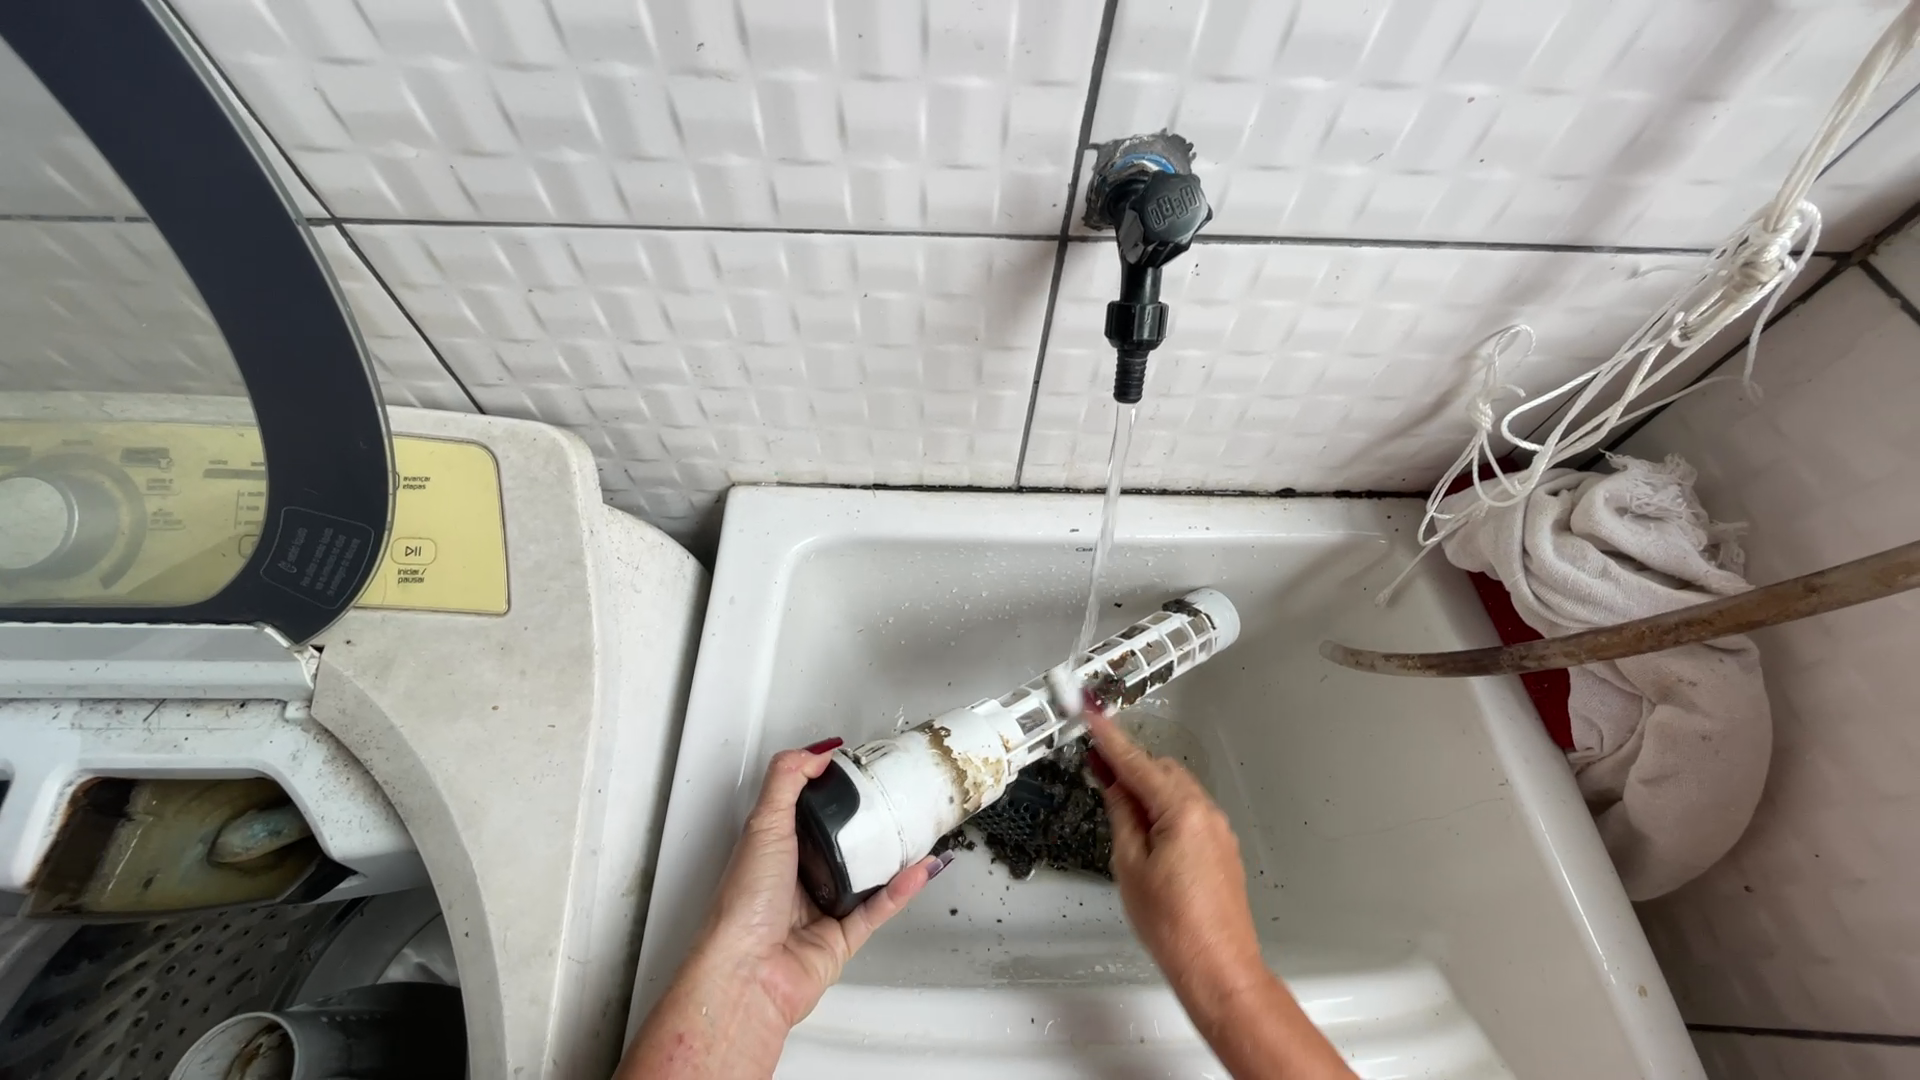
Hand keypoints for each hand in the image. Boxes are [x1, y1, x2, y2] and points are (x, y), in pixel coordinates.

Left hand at [698, 743, 943, 1023]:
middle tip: (897, 796)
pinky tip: (921, 867)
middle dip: (869, 821)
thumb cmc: (743, 906)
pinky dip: (903, 888)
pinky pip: (880, 907)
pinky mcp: (842, 936)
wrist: (748, 974)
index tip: (857, 765)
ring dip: (894, 854)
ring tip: (917, 829)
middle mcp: (798, 875)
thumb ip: (788, 778)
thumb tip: (818, 751)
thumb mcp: (763, 822)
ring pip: (867, 874)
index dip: (830, 785)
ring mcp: (821, 906)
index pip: (807, 805)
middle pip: (841, 839)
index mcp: (775, 847)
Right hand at [1088, 712, 1262, 1001]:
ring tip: (1117, 803)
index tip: (1092, 716)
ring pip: (1176, 790)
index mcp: (1181, 811)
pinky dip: (1164, 807)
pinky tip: (1146, 826)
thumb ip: (1121, 814)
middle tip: (1096, 770)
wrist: (1219, 969)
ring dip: (1147, 788)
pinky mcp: (1221, 847)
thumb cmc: (1173, 925)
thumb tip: (1113, 784)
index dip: (1110, 739)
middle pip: (1161, 770)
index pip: (1137, 764)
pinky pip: (1189, 811)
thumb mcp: (1129, 864)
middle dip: (1129, 767)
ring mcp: (1218, 830)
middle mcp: (1206, 812)